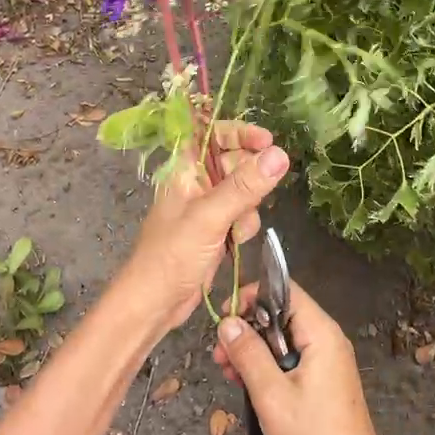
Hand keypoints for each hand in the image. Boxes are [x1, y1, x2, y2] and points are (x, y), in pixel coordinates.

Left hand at [112, 122, 289, 328]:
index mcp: (183, 168)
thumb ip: (244, 186)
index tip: (267, 140)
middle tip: (253, 196)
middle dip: (249, 177)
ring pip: (242, 190)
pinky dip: (244, 225)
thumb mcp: (210, 217)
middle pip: (233, 159)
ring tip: (237, 228)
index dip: (238, 132)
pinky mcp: (215, 229)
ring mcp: (205, 206)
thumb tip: (279, 154)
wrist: (155, 303)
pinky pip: (241, 214)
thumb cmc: (172, 255)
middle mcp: (194, 182)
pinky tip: (236, 242)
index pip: (210, 132)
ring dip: (248, 206)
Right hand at [213, 280, 396, 434]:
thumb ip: (248, 353)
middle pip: (281, 316)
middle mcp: (327, 339)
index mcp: (321, 333)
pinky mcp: (324, 379)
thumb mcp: (271, 394)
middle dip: (247, 330)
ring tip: (227, 373)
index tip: (225, 319)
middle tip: (220, 356)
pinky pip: (291, 359)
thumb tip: (228, 321)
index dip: (252, 297)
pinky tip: (247, 384)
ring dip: (254, 351)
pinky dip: (268, 366)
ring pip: (283, 340)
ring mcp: (327, 360)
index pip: (285, 291)